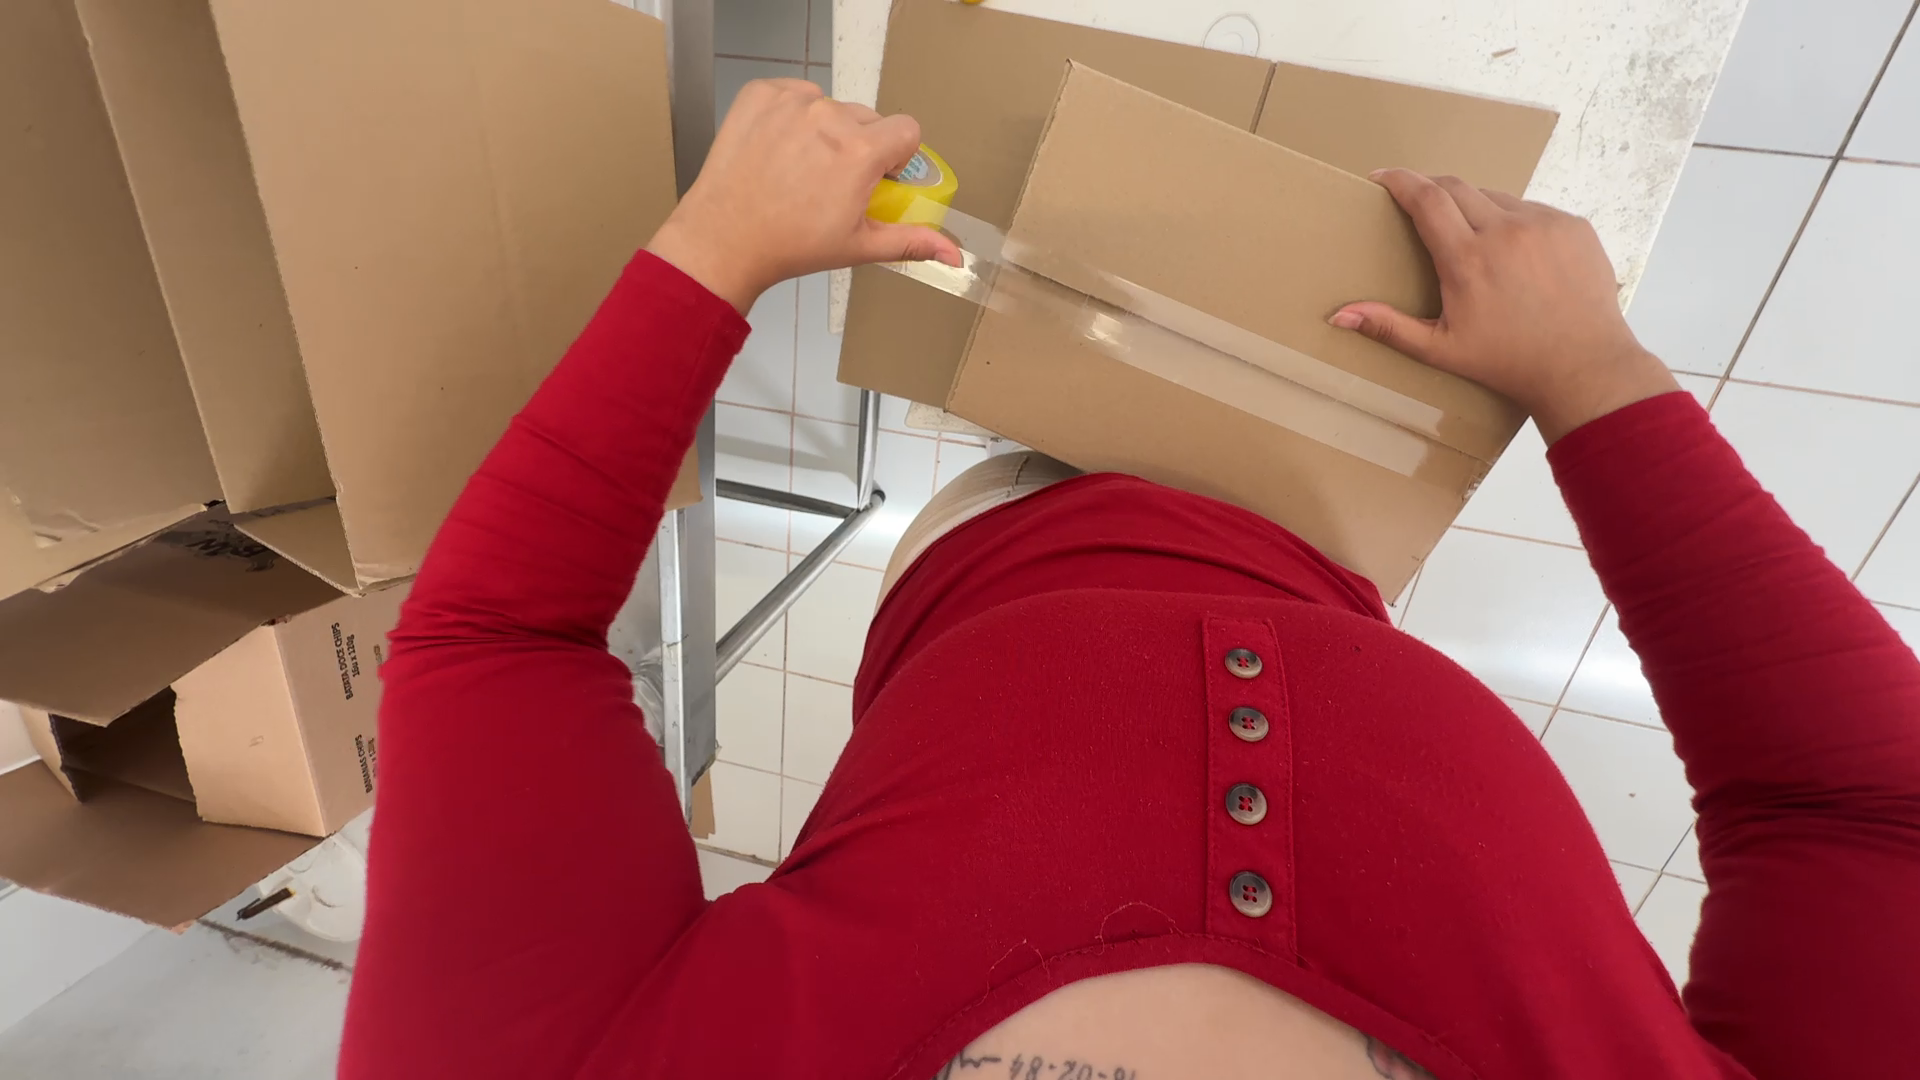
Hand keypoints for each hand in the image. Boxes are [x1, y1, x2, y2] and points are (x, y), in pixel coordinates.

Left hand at [647, 79, 962, 313]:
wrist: (728, 237)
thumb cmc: (793, 245)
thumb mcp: (859, 247)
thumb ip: (912, 241)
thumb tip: (953, 255)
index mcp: (860, 153)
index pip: (907, 130)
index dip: (898, 157)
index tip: (880, 178)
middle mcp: (829, 117)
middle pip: (869, 118)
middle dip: (863, 147)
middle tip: (837, 184)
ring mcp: (792, 102)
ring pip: (832, 107)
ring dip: (828, 133)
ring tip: (804, 170)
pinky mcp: (761, 94)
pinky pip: (795, 95)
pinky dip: (794, 118)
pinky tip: (782, 153)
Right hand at [1329, 169, 1678, 443]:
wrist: (1581, 362)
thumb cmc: (1503, 359)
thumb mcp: (1436, 348)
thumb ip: (1387, 326)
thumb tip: (1339, 315)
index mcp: (1467, 258)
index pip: (1428, 200)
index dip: (1402, 182)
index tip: (1382, 176)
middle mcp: (1506, 230)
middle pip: (1457, 187)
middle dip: (1429, 187)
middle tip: (1412, 199)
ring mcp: (1544, 223)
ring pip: (1494, 197)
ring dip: (1469, 206)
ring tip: (1460, 231)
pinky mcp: (1572, 225)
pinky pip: (1529, 209)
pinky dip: (1506, 219)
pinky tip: (1504, 249)